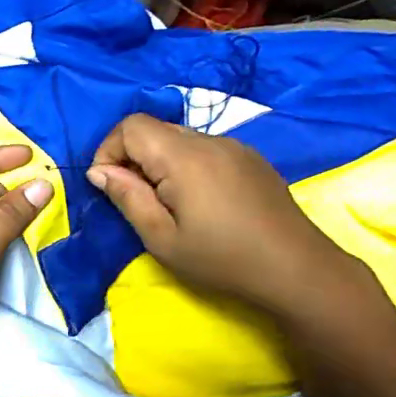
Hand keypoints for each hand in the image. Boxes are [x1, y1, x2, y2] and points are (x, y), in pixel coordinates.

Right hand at [86, 113, 365, 320]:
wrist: (297, 269)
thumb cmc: (221, 259)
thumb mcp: (161, 238)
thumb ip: (127, 197)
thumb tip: (98, 172)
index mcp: (184, 157)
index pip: (131, 126)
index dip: (109, 150)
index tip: (109, 186)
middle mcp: (210, 141)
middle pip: (154, 128)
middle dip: (132, 157)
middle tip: (136, 199)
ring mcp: (235, 147)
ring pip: (179, 138)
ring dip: (159, 162)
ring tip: (167, 204)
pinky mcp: (250, 159)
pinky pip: (204, 148)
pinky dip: (185, 165)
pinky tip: (198, 201)